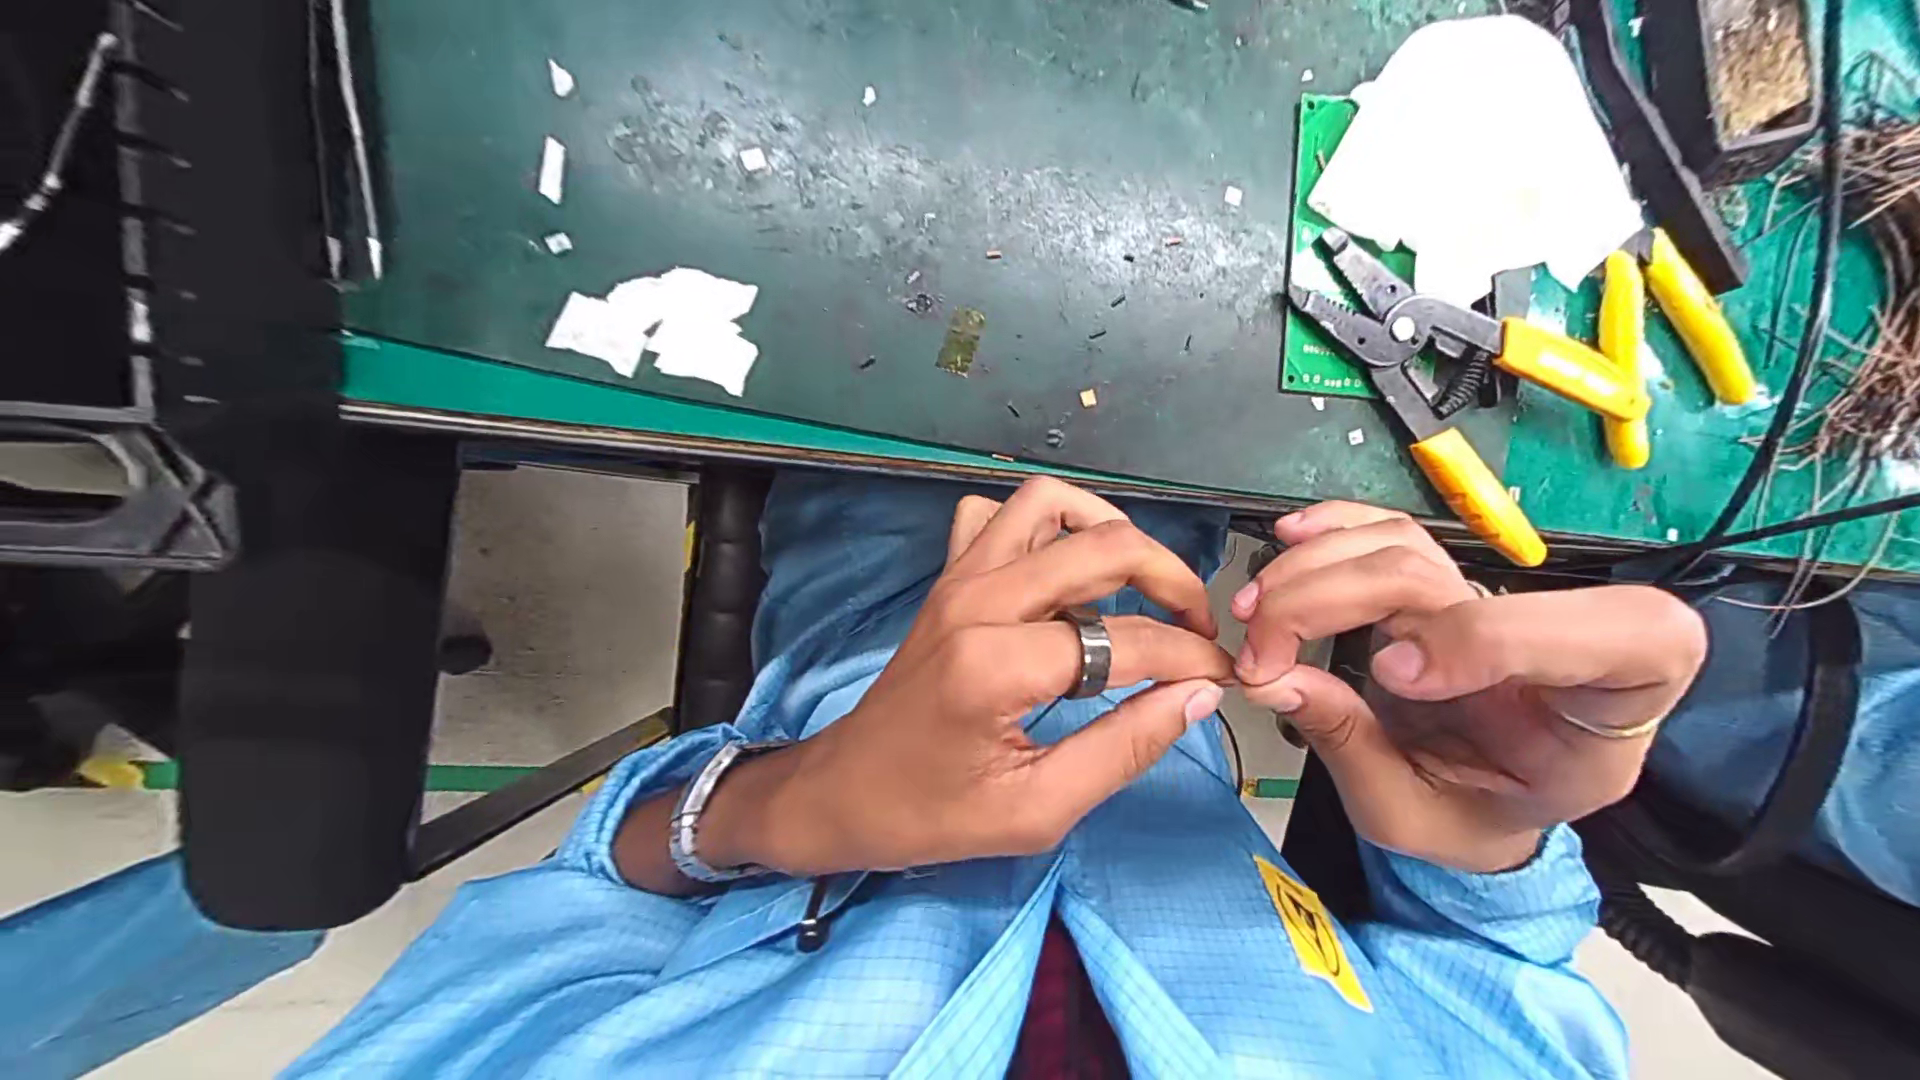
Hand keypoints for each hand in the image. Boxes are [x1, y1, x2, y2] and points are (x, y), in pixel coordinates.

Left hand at [701, 477, 1233, 877]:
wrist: (844, 788)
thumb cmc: (932, 813)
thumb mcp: (1036, 809)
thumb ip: (1124, 747)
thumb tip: (1196, 694)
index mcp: (996, 664)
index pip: (1125, 642)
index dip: (1190, 658)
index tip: (1224, 676)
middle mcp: (978, 600)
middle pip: (1100, 546)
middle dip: (1170, 578)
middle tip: (1196, 625)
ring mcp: (957, 577)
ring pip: (1046, 503)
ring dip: (1105, 530)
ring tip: (1136, 582)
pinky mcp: (947, 577)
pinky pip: (994, 515)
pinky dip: (1040, 525)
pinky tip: (1058, 569)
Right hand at [1231, 502, 1706, 872]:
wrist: (1466, 801)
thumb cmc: (1458, 820)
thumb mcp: (1404, 814)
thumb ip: (1345, 743)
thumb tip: (1268, 677)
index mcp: (1588, 722)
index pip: (1623, 638)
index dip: (1491, 636)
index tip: (1388, 674)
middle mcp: (1541, 642)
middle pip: (1437, 577)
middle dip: (1329, 602)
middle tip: (1259, 653)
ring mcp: (1483, 601)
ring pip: (1400, 542)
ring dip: (1310, 568)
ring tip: (1252, 611)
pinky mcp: (1432, 582)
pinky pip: (1388, 530)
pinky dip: (1333, 527)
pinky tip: (1289, 535)